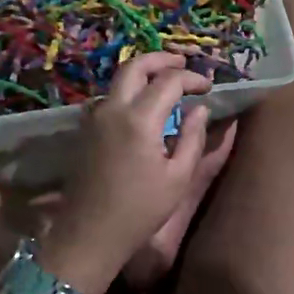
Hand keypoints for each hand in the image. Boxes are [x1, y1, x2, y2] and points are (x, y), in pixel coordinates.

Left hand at [43, 53, 213, 289]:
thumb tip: (199, 109)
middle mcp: (113, 109)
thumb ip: (192, 137)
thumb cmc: (139, 211)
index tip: (208, 87)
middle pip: (135, 66)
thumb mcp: (178, 178)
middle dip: (162, 59)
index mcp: (139, 119)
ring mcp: (94, 117)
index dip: (192, 78)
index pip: (169, 81)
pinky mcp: (85, 129)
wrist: (88, 234)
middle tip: (184, 63)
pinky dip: (128, 90)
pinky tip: (141, 105)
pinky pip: (108, 97)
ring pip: (118, 79)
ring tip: (164, 80)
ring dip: (143, 72)